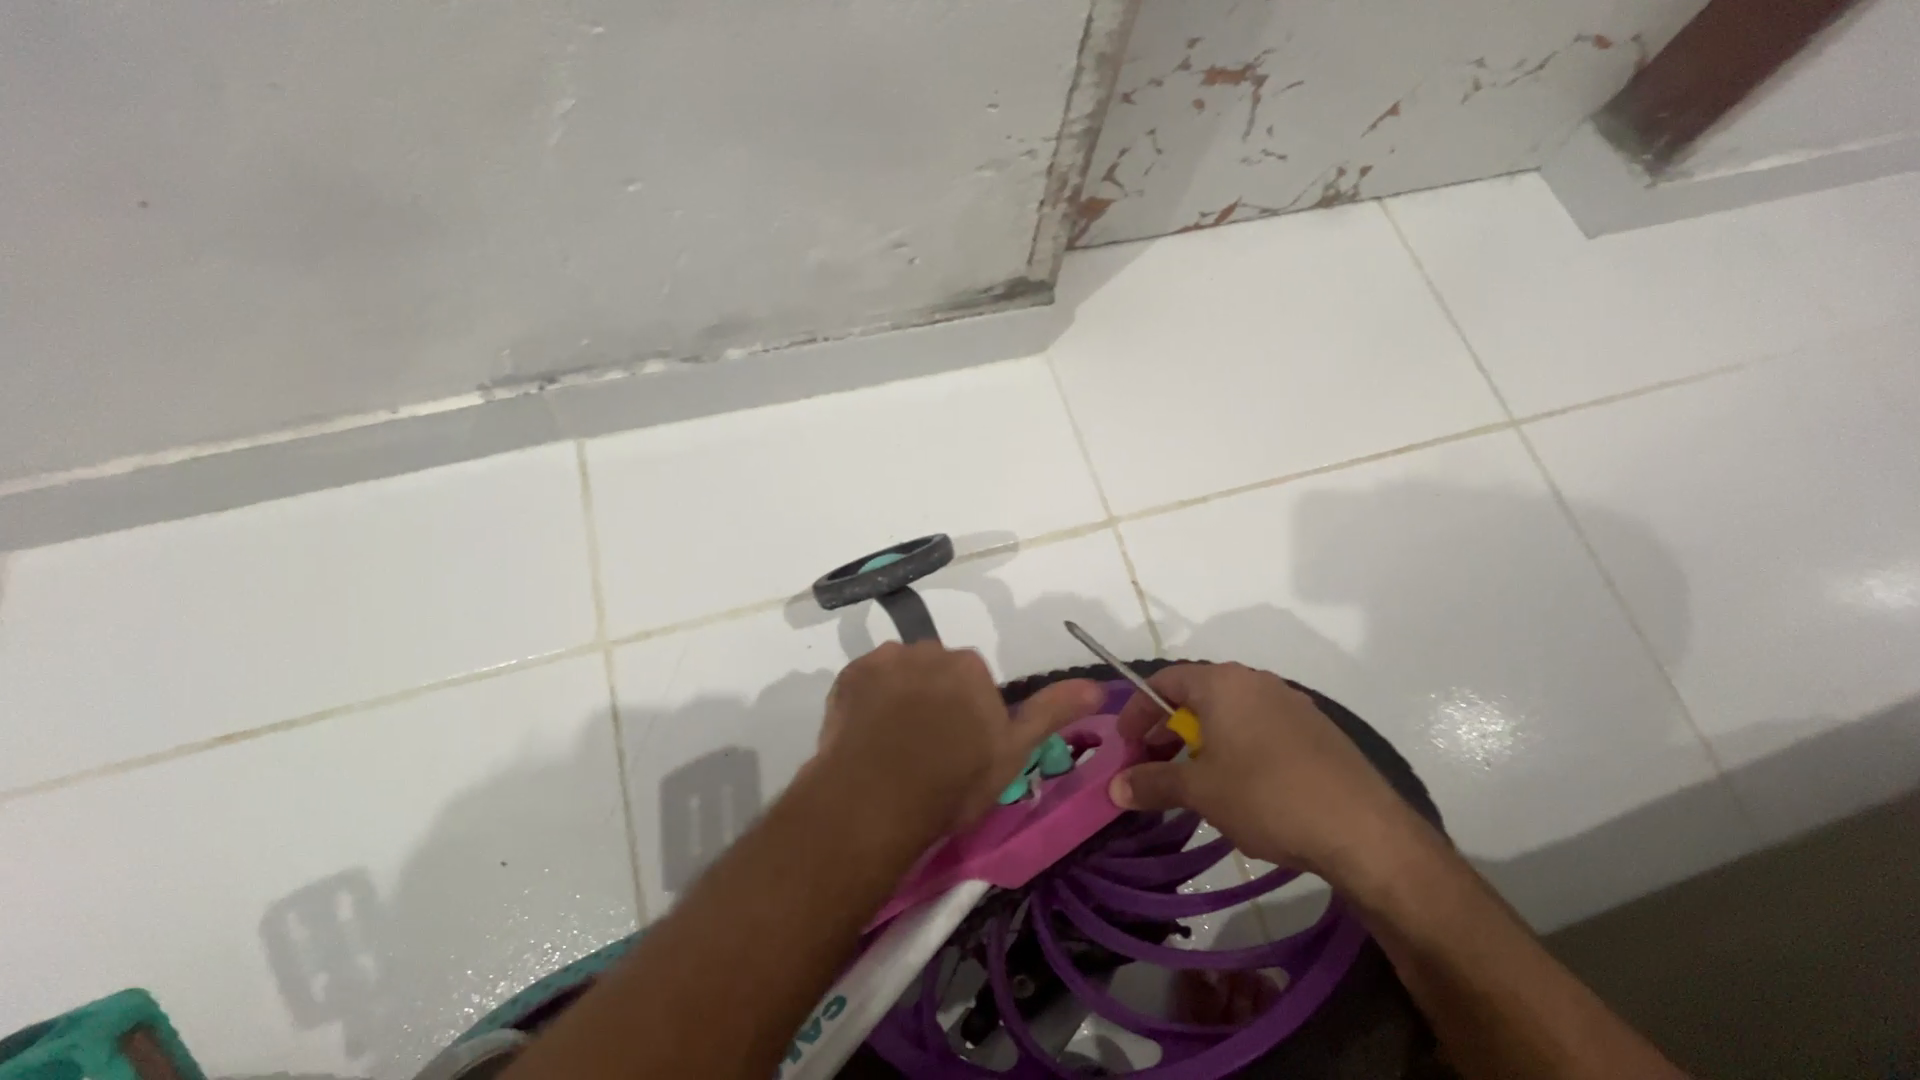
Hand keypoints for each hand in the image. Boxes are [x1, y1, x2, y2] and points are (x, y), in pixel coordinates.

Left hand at [818, 642, 1103, 833]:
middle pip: (936, 671)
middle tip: (928, 749)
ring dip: (900, 697)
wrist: (875, 800)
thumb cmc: (953, 782)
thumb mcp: (1013, 752)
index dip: (969, 716)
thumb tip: (1098, 686)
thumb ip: (1052, 712)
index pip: (974, 681)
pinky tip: (868, 737)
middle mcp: (927, 651)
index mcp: (970, 666)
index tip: (961, 749)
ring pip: (899, 674)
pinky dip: (867, 702)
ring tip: (894, 747)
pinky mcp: (846, 677)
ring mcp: (882, 662)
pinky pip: (864, 682)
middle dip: (935, 699)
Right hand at [1108, 663, 1423, 886]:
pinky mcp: (1315, 732)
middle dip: (1167, 731)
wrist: (1362, 829)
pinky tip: (1238, 790)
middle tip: (1151, 768)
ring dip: (1201, 744)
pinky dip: (1235, 750)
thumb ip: (1153, 783)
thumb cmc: (1267, 796)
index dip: (1136, 711)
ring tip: (1191, 783)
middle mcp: (1257, 682)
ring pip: (1230, 715)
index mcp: (1224, 683)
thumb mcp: (1200, 792)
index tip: (1124, 746)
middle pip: (1196, 696)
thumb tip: (1115, 788)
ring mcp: (1291, 705)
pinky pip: (1259, 730)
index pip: (1164, 681)